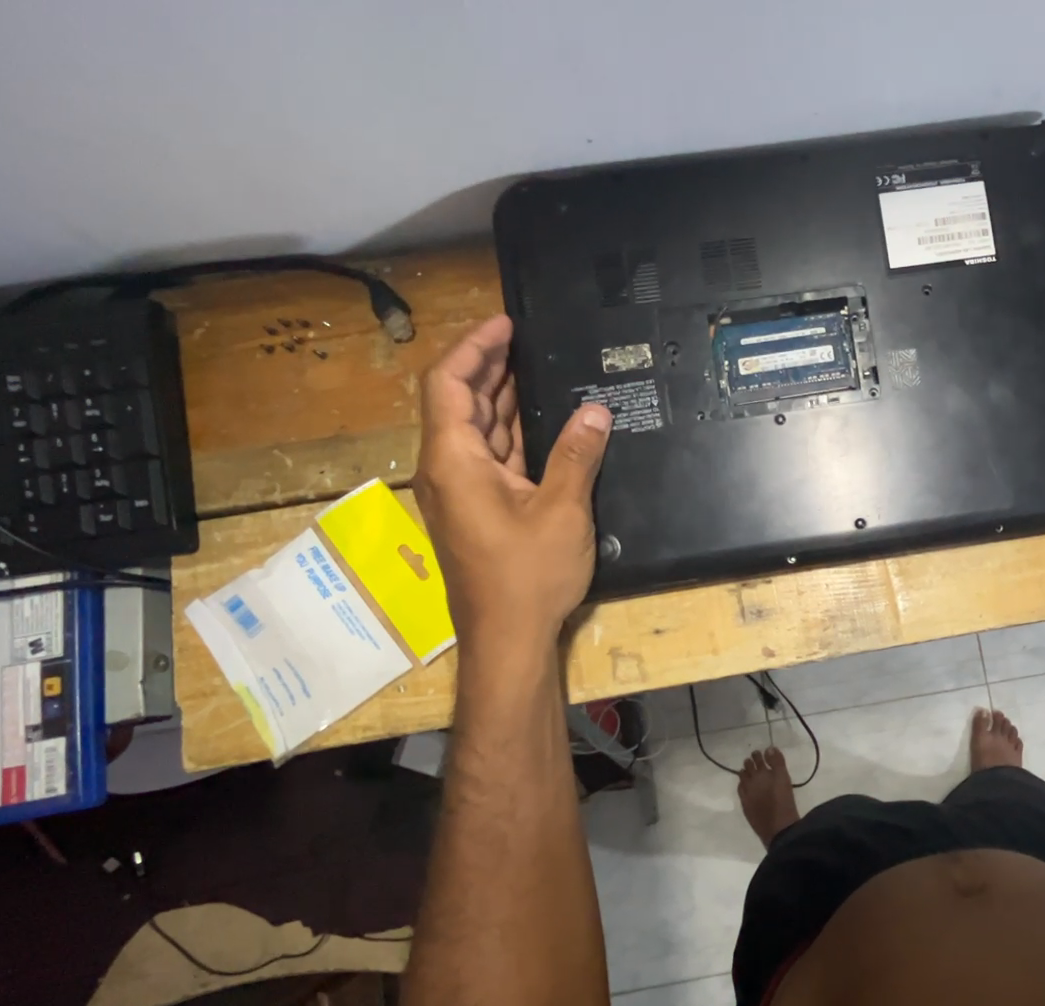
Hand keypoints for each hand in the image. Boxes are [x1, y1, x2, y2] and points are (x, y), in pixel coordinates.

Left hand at [413, 315, 612, 644]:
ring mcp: (462, 493)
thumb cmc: (528, 575)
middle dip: (489, 367)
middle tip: (526, 340)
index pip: (449, 385)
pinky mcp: (480, 512)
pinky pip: (491, 458)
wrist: (507, 639)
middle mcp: (449, 470)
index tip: (506, 325)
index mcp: (455, 461)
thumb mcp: (562, 511)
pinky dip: (512, 434)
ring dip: (500, 399)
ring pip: (476, 431)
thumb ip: (577, 455)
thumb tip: (595, 411)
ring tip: (534, 370)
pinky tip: (541, 424)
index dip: (475, 348)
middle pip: (458, 403)